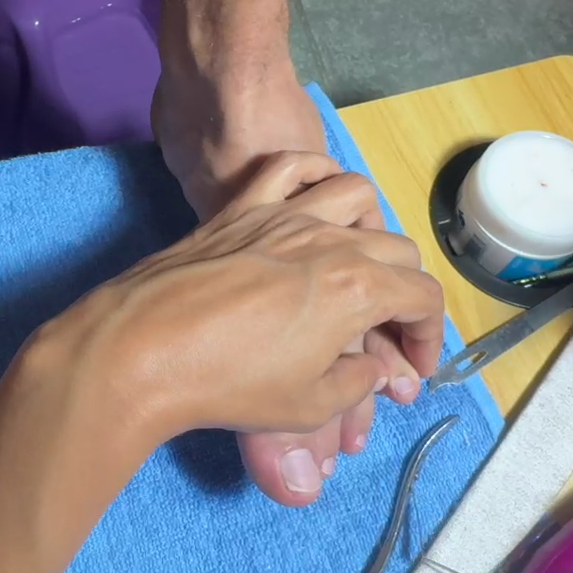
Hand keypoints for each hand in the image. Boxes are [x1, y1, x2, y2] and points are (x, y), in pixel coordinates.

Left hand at [25, 151, 444, 450]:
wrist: (144, 349)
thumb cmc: (227, 385)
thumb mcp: (308, 405)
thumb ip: (358, 383)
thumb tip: (374, 368)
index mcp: (357, 289)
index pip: (422, 297)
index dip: (429, 335)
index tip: (413, 366)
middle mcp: (329, 239)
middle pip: (396, 247)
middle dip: (405, 291)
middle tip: (384, 330)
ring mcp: (283, 213)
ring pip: (354, 193)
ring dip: (371, 226)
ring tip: (358, 259)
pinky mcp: (241, 205)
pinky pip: (289, 167)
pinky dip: (312, 172)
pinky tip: (313, 196)